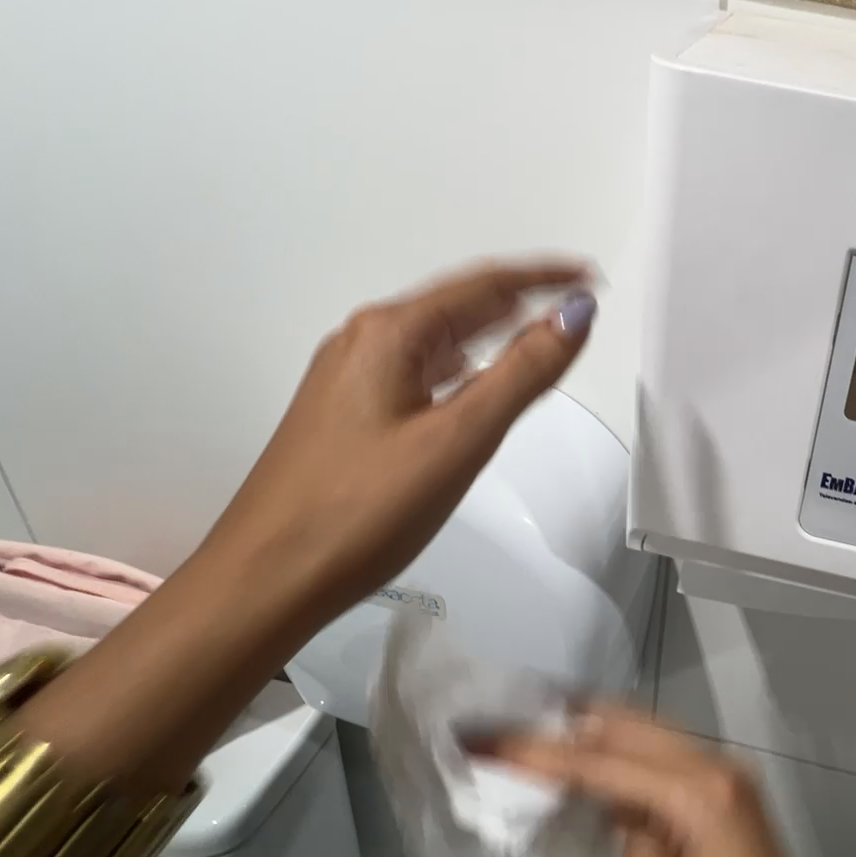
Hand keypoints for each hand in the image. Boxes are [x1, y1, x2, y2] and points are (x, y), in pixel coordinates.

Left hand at [198, 259, 594, 618]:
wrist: (265, 580)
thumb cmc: (365, 508)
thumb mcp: (460, 437)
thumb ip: (524, 372)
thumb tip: (578, 312)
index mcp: (391, 334)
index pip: (484, 286)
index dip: (543, 277)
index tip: (591, 276)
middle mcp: (366, 342)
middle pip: (460, 305)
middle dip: (522, 300)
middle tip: (577, 305)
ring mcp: (352, 378)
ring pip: (440, 339)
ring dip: (495, 332)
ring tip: (543, 335)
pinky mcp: (349, 412)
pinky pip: (422, 370)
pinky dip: (466, 365)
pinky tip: (482, 383)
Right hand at [498, 705, 808, 856]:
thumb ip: (636, 848)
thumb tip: (621, 802)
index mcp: (702, 796)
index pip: (604, 762)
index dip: (539, 751)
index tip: (484, 738)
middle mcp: (720, 767)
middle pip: (631, 726)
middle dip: (566, 722)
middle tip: (504, 722)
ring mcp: (732, 775)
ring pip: (651, 733)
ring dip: (595, 731)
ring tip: (537, 731)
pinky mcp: (732, 792)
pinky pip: (669, 757)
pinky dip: (627, 752)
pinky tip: (594, 757)